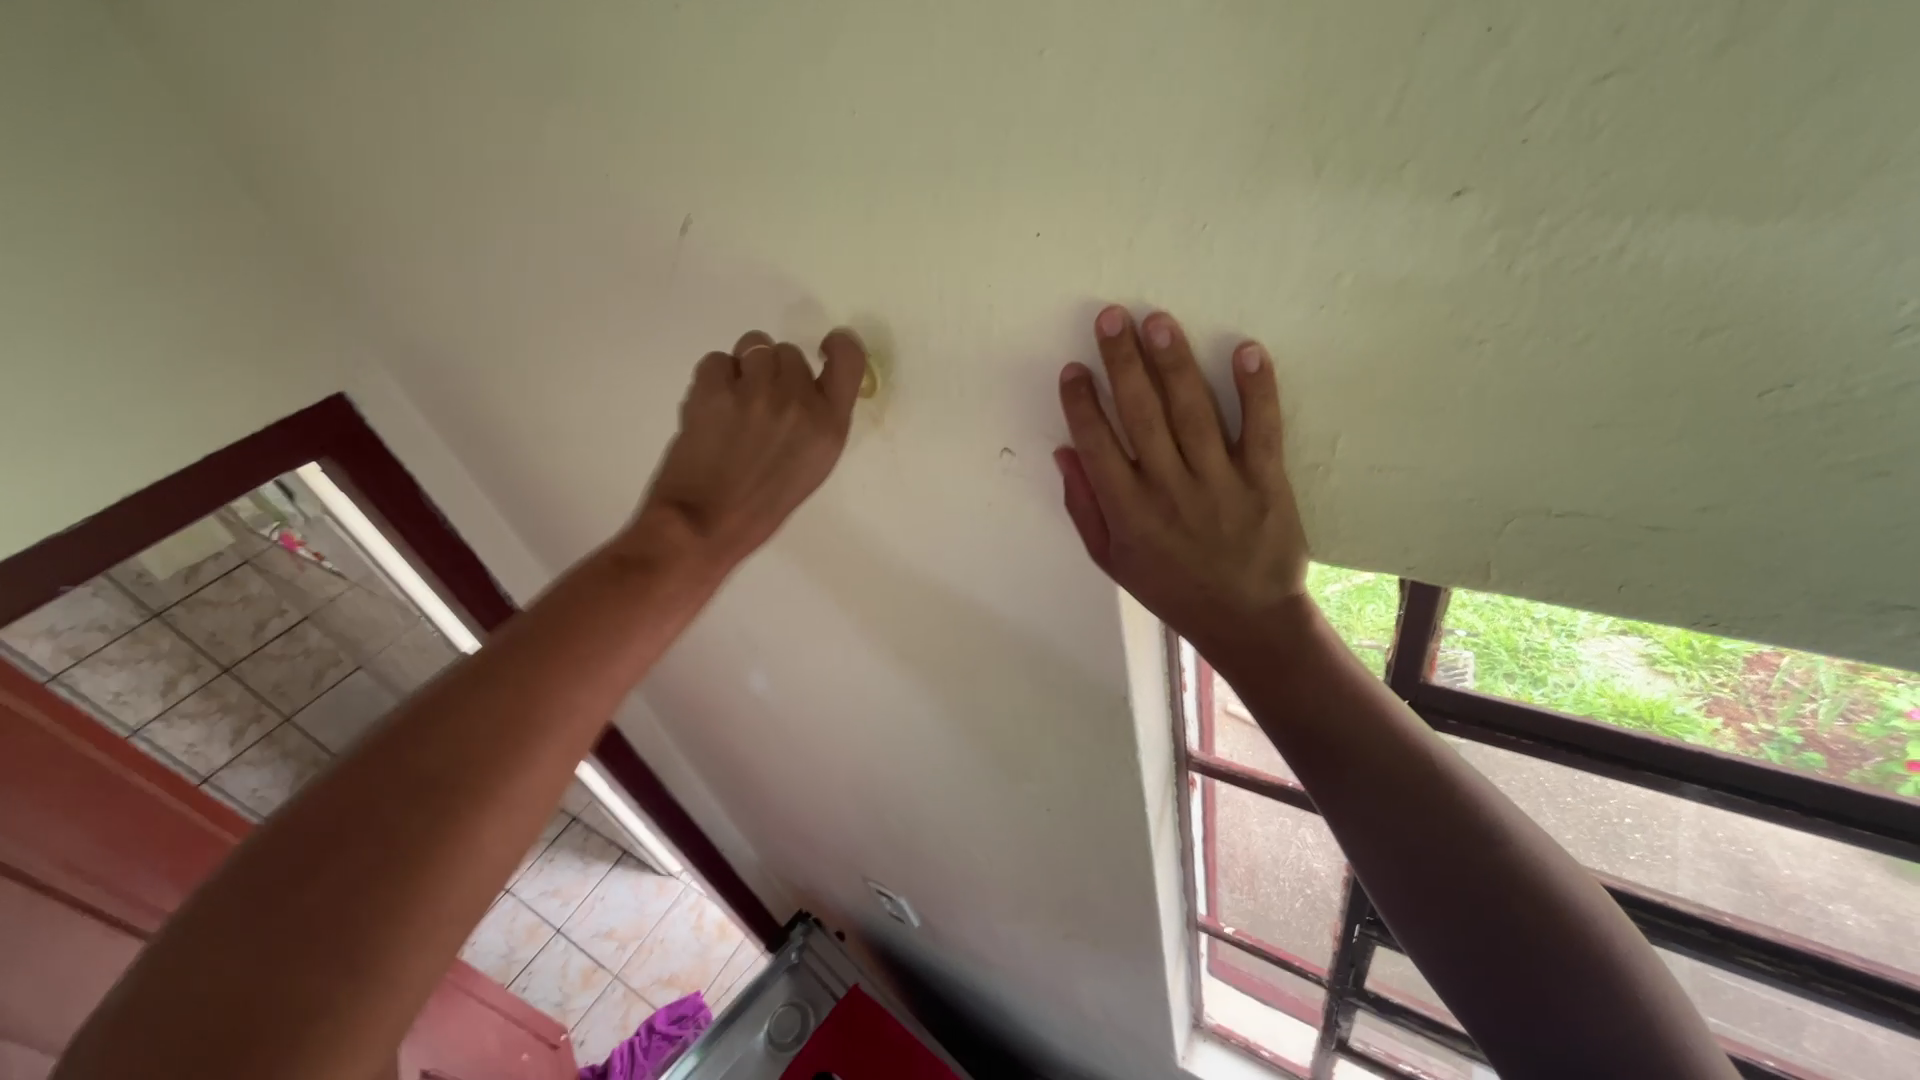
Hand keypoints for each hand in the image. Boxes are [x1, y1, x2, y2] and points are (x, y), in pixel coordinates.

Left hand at [617, 328, 867, 574]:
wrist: (705, 523)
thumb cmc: (763, 505)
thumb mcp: (813, 465)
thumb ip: (817, 420)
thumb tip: (804, 385)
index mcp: (830, 426)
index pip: (848, 358)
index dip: (836, 344)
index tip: (822, 348)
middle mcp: (798, 401)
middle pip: (789, 352)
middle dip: (774, 371)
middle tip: (759, 404)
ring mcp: (756, 392)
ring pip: (753, 346)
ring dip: (743, 368)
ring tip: (733, 403)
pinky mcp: (714, 389)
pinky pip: (716, 360)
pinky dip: (712, 379)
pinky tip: (710, 409)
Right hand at [1055, 306, 1308, 655]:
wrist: (1247, 619)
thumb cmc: (1172, 588)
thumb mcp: (1113, 560)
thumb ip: (1085, 507)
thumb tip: (1065, 452)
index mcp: (1129, 512)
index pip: (1097, 443)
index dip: (1081, 402)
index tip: (1073, 368)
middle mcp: (1169, 490)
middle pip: (1141, 414)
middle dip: (1122, 362)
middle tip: (1111, 317)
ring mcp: (1220, 483)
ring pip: (1192, 411)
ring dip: (1174, 362)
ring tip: (1157, 321)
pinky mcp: (1266, 481)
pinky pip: (1261, 428)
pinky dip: (1256, 388)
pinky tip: (1246, 350)